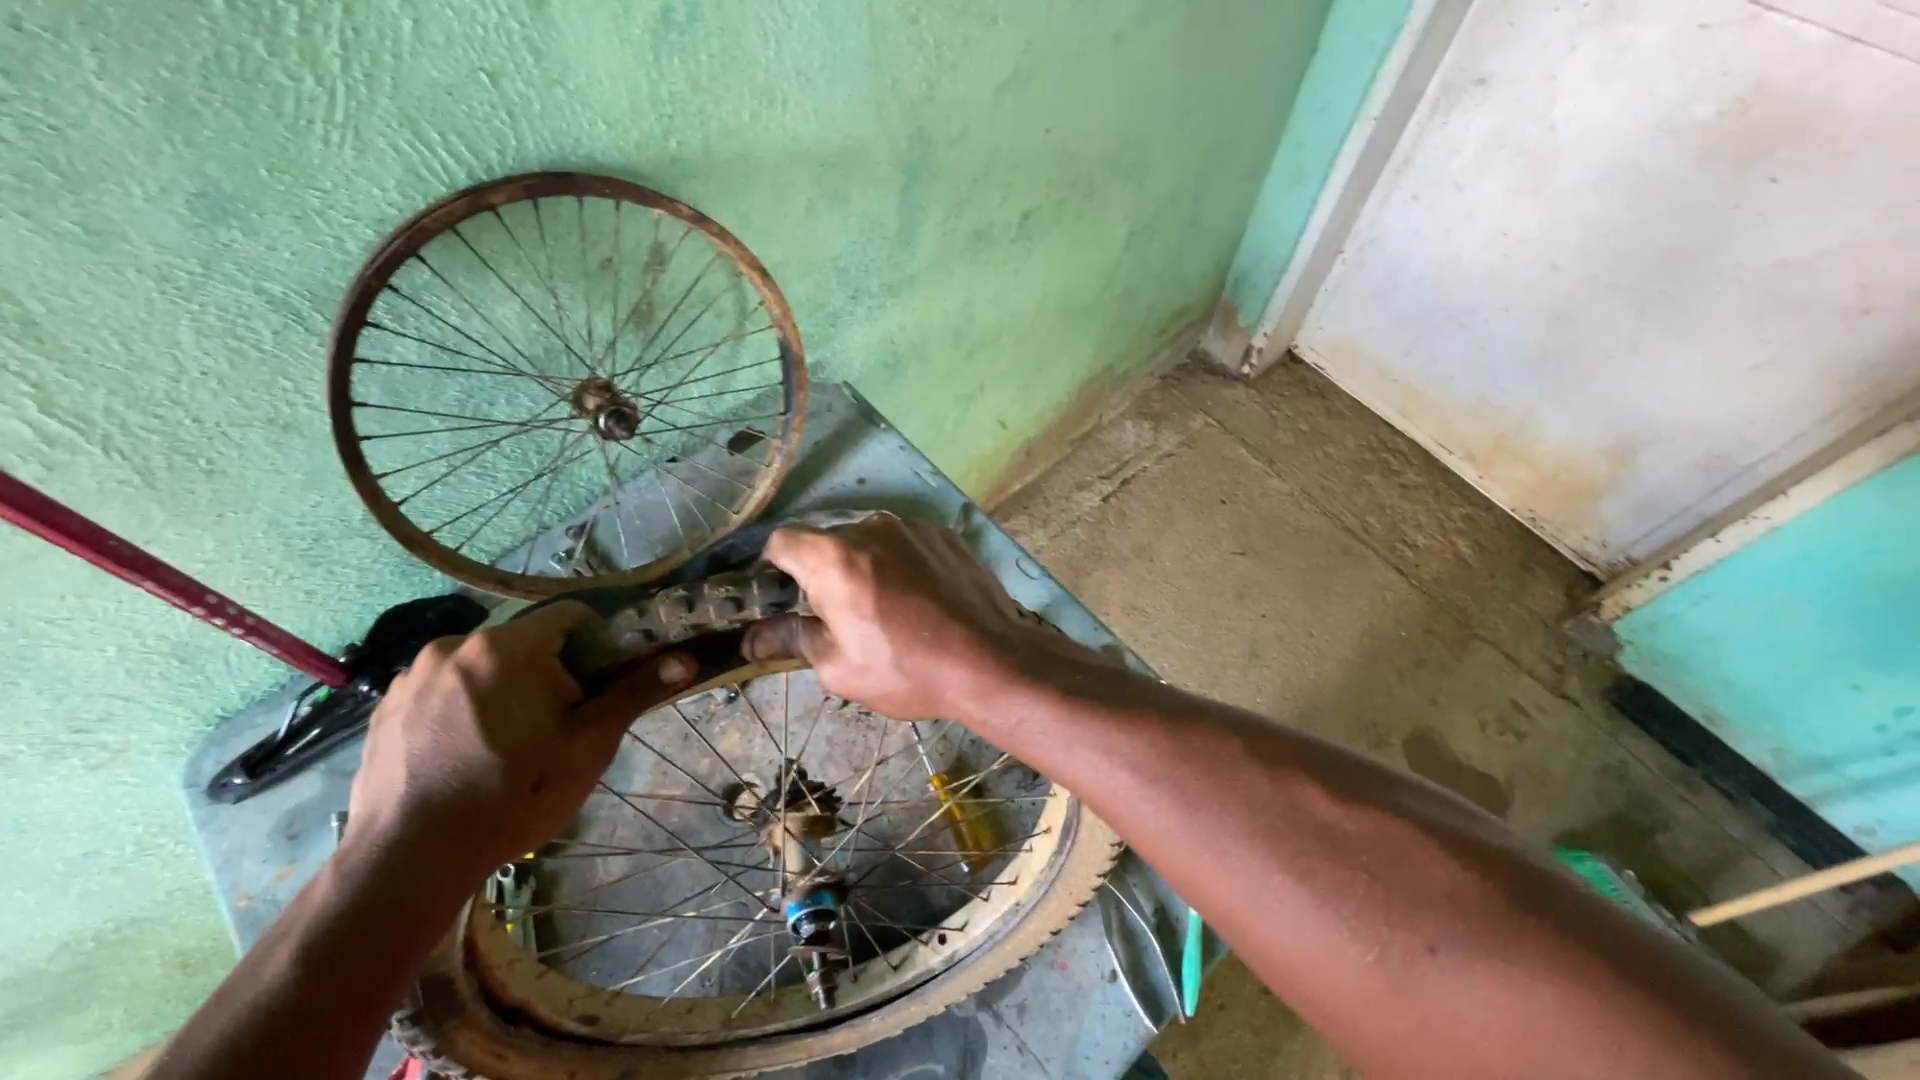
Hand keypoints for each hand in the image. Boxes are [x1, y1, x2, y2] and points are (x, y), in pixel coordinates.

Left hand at [345, 601, 696, 890]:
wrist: (410, 858)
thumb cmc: (514, 796)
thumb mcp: (587, 746)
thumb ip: (633, 693)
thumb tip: (687, 658)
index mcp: (508, 647)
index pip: (571, 617)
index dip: (597, 646)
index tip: (599, 689)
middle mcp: (456, 644)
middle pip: (525, 642)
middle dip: (549, 674)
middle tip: (556, 729)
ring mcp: (414, 674)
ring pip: (483, 666)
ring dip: (505, 689)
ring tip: (506, 746)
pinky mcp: (387, 703)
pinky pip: (444, 688)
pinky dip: (464, 707)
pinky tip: (465, 754)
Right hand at [742, 514, 1056, 719]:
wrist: (990, 660)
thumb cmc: (905, 669)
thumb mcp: (838, 667)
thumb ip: (791, 640)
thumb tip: (751, 639)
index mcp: (832, 556)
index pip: (781, 542)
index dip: (776, 568)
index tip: (785, 597)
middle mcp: (869, 527)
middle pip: (828, 540)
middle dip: (824, 571)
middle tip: (840, 614)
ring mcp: (911, 526)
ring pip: (869, 540)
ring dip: (865, 565)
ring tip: (888, 608)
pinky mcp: (944, 534)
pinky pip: (906, 543)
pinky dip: (901, 563)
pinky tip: (921, 599)